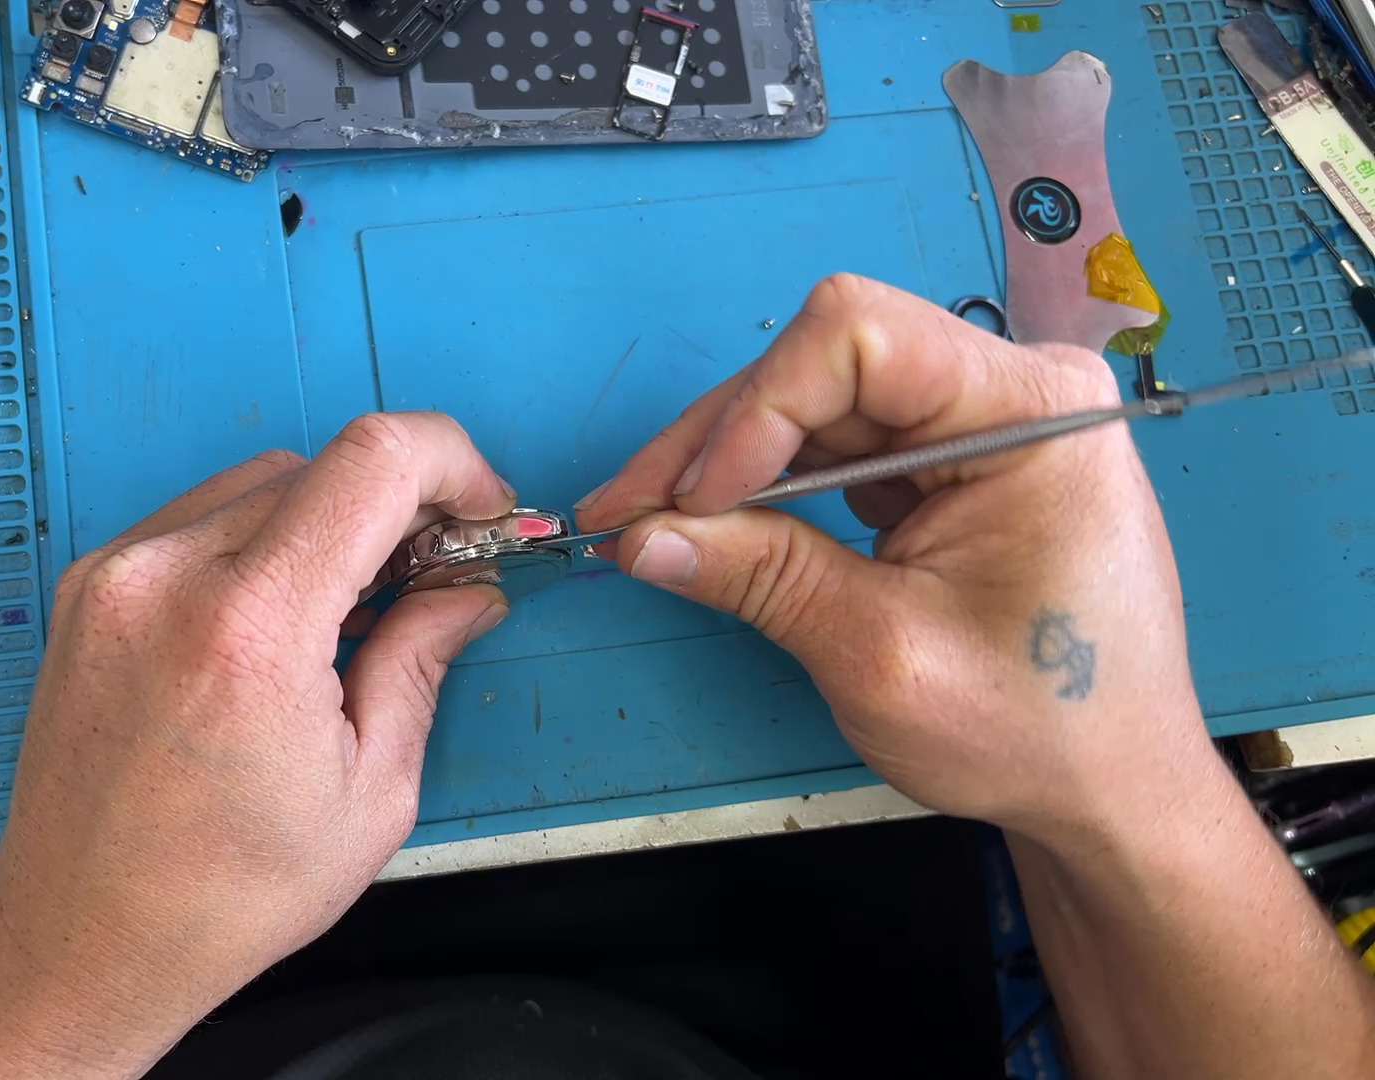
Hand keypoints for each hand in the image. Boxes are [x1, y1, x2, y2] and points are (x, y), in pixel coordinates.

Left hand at [0, 415, 514, 1077]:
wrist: (81, 940)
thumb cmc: (228, 893)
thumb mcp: (371, 792)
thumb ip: (423, 659)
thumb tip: (469, 589)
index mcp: (251, 629)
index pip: (372, 460)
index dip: (449, 460)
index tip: (478, 508)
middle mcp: (168, 575)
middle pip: (325, 466)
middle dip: (400, 503)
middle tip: (431, 570)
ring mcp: (117, 571)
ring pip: (267, 480)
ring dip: (335, 517)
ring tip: (355, 598)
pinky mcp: (94, 582)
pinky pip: (208, 512)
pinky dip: (270, 534)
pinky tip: (286, 605)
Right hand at [577, 275, 1220, 842]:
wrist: (1099, 787)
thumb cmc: (1029, 729)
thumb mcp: (879, 655)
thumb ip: (759, 578)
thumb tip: (637, 538)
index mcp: (1026, 412)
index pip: (855, 341)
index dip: (753, 411)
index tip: (688, 502)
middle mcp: (994, 393)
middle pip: (808, 371)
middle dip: (704, 446)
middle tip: (617, 514)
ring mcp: (955, 428)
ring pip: (792, 409)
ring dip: (707, 469)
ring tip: (637, 523)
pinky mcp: (920, 466)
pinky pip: (808, 449)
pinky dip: (741, 489)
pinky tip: (697, 525)